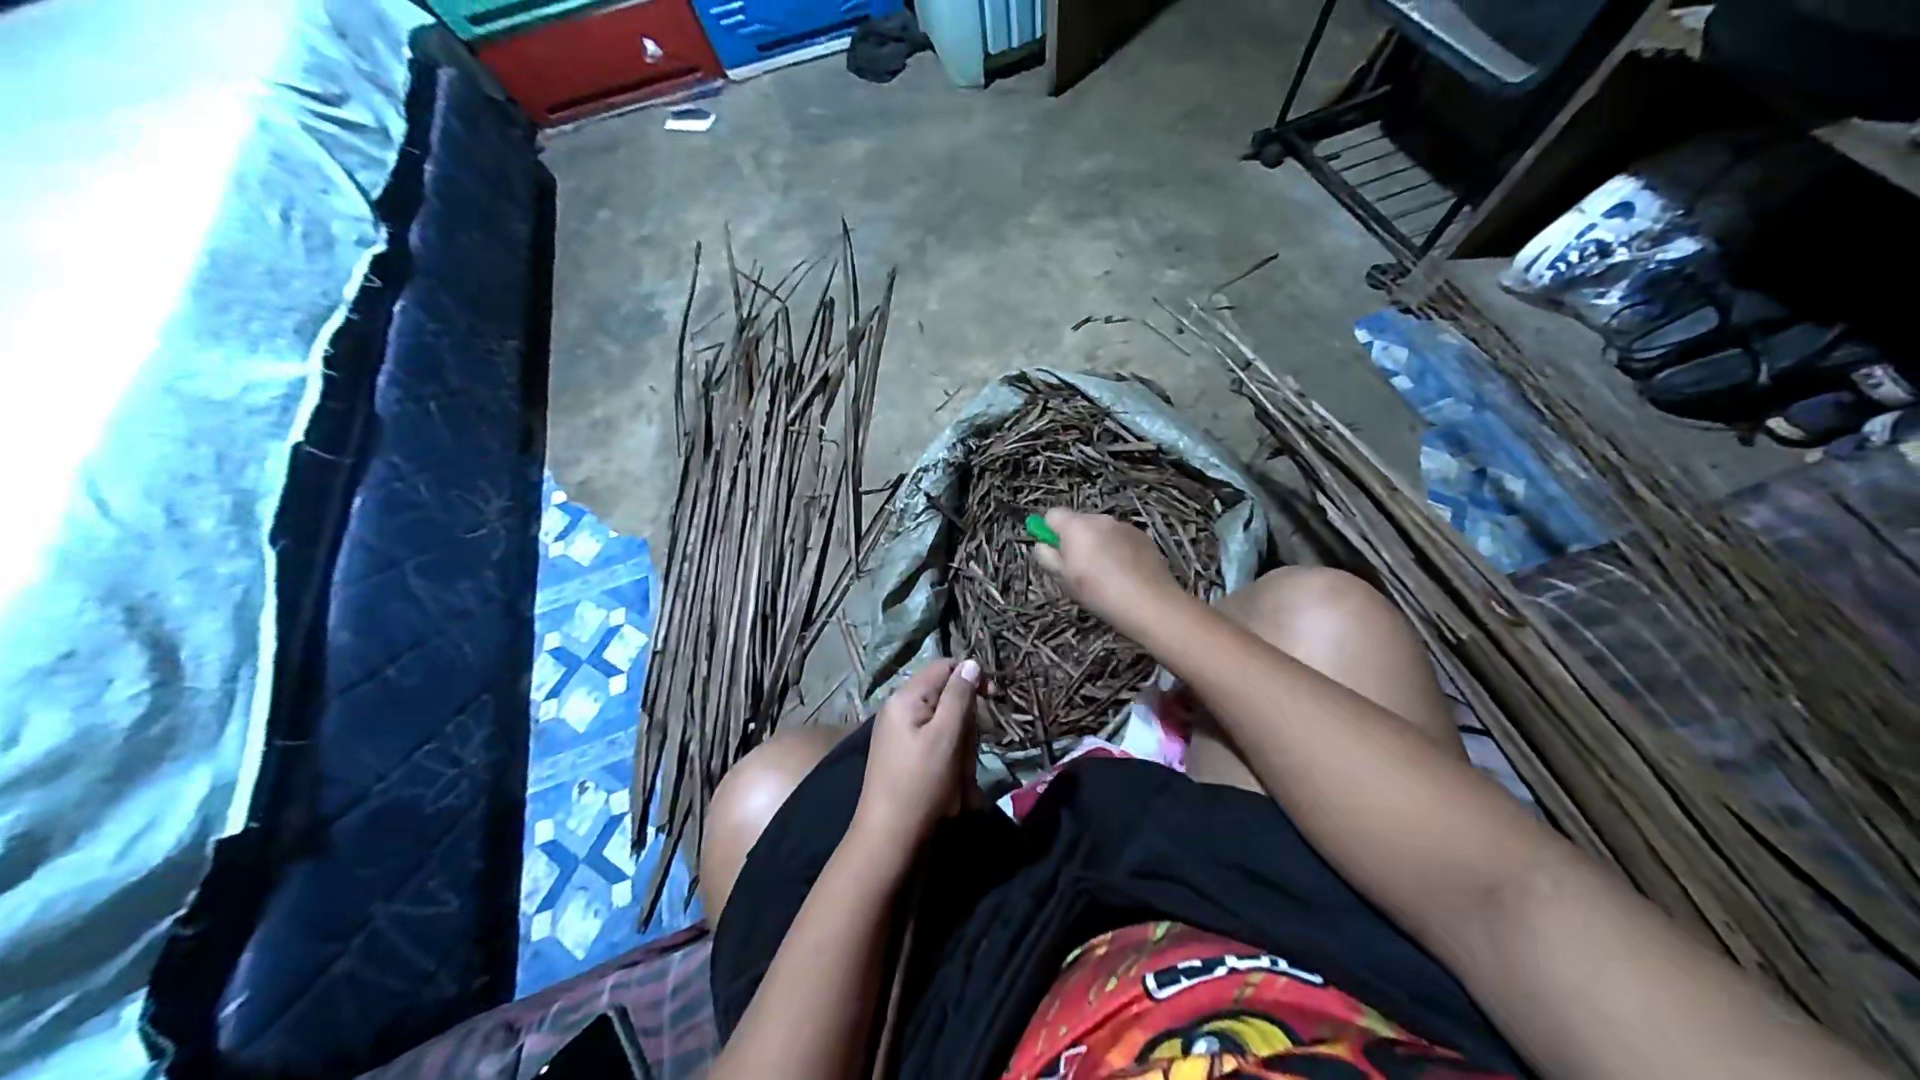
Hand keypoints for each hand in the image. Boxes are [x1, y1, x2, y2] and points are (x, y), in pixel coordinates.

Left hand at [850, 658, 979, 862]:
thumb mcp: (946, 736)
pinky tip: (949, 787)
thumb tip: (971, 663)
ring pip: (945, 728)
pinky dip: (948, 764)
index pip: (944, 667)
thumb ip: (959, 696)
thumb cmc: (920, 784)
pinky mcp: (904, 757)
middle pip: (946, 699)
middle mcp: (899, 710)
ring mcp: (900, 735)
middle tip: (964, 754)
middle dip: (965, 725)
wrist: (889, 839)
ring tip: (956, 778)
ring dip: (959, 750)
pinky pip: (936, 748)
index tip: (992, 698)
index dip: (970, 677)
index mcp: (905, 698)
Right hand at [1031, 509, 1183, 628]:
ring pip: (1101, 531)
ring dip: (1098, 545)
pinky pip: (1121, 538)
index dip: (1050, 532)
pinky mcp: (1144, 537)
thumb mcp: (1065, 579)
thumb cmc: (1100, 592)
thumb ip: (1048, 557)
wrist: (1150, 603)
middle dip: (1076, 540)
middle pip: (1079, 522)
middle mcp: (1101, 519)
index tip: (1055, 553)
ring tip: (1105, 575)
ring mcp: (1125, 526)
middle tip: (1080, 569)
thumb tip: (1042, 546)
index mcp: (1077, 526)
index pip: (1052, 515)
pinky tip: (1125, 574)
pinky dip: (1118, 550)